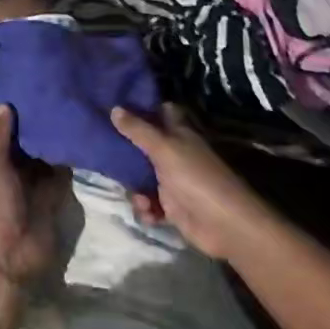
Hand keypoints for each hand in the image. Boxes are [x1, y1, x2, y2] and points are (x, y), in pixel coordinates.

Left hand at [0, 105, 66, 328]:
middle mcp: (5, 166)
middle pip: (18, 138)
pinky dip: (67, 154)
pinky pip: (60, 169)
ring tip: (65, 98)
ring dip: (49, 134)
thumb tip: (4, 105)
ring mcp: (29, 179)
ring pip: (40, 151)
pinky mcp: (51, 192)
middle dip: (29, 118)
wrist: (10, 254)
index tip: (8, 81)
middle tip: (45, 83)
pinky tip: (78, 127)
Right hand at [112, 103, 267, 258]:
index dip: (143, 106)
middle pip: (146, 145)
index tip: (117, 103)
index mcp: (179, 135)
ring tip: (138, 197)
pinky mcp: (172, 207)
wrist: (225, 225)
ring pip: (143, 176)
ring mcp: (174, 181)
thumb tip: (114, 108)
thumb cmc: (196, 178)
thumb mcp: (164, 149)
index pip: (162, 112)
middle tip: (104, 149)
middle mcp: (175, 155)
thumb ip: (138, 130)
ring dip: (135, 187)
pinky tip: (148, 213)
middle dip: (127, 149)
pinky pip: (150, 203)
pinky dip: (146, 208)